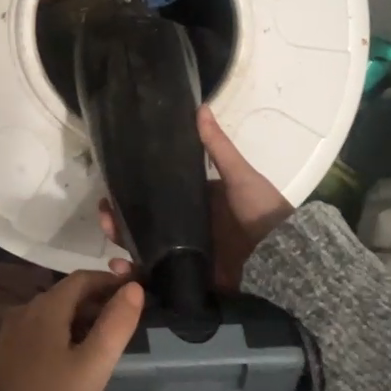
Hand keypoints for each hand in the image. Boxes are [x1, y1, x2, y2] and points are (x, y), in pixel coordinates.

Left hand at [0, 270, 144, 390]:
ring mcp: (8, 331)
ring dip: (74, 318)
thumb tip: (134, 287)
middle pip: (64, 294)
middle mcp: (24, 309)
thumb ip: (114, 326)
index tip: (131, 289)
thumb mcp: (92, 368)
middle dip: (93, 300)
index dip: (108, 280)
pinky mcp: (0, 353)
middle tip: (118, 318)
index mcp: (46, 306)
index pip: (82, 278)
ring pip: (47, 313)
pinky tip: (64, 355)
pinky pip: (33, 331)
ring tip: (96, 338)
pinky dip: (54, 333)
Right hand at [99, 106, 295, 291]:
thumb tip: (200, 105)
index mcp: (197, 204)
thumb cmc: (262, 212)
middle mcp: (188, 231)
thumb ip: (217, 146)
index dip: (131, 194)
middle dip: (120, 223)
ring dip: (125, 251)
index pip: (155, 197)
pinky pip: (160, 283)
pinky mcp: (191, 285)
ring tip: (113, 253)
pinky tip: (125, 275)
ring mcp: (188, 259)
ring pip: (146, 253)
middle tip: (105, 220)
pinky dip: (141, 280)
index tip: (110, 190)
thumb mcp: (239, 175)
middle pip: (144, 226)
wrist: (285, 262)